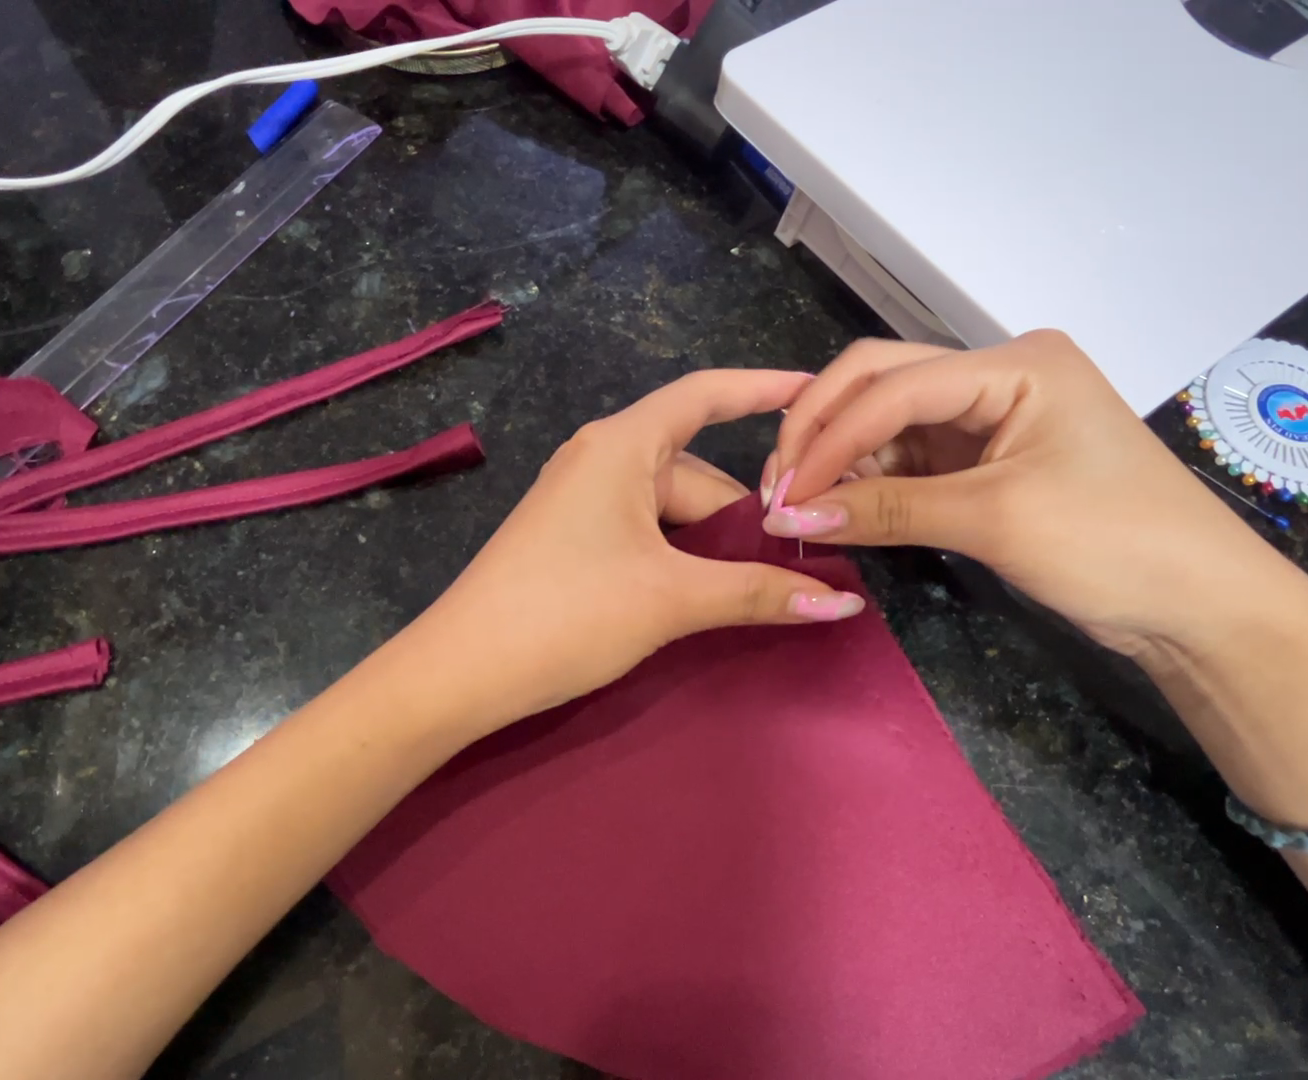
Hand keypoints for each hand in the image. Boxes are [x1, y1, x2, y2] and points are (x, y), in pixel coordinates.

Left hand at [397, 370, 864, 734]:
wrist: (460, 670)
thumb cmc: (567, 612)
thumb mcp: (671, 599)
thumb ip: (758, 592)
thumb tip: (846, 603)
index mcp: (621, 444)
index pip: (705, 396)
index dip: (763, 388)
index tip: (815, 390)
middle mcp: (601, 458)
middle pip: (695, 470)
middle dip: (744, 514)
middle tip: (800, 563)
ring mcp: (582, 500)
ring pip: (671, 509)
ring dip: (713, 546)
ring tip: (760, 590)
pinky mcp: (571, 538)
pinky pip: (644, 531)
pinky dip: (680, 557)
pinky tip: (705, 596)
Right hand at [758, 333, 1295, 656]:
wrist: (1202, 609)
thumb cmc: (1114, 546)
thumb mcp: (992, 520)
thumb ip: (883, 510)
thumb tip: (786, 519)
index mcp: (1015, 365)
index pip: (893, 384)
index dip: (829, 436)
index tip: (782, 494)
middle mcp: (997, 376)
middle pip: (881, 383)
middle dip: (822, 431)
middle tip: (777, 488)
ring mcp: (989, 417)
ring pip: (886, 421)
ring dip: (839, 459)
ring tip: (798, 506)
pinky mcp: (982, 458)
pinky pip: (906, 458)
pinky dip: (867, 482)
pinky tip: (836, 507)